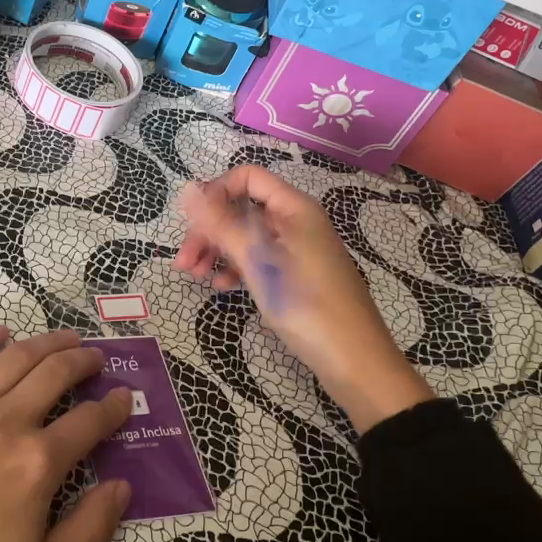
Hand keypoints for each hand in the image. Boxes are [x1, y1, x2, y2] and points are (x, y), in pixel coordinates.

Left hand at [0, 327, 134, 541]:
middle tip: (96, 355)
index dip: (112, 408)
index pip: (89, 423)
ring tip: (64, 336)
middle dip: (82, 361)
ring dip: (44, 342)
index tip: (124, 397)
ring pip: (13, 359)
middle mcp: (5, 424)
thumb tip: (122, 487)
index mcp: (37, 466)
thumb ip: (84, 531)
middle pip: (54, 375)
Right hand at [173, 165, 433, 432]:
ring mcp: (298, 249)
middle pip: (243, 208)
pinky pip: (260, 258)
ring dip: (217, 250)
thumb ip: (221, 224)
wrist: (357, 364)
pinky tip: (221, 286)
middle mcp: (297, 221)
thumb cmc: (307, 305)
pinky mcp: (298, 276)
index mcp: (294, 208)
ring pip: (248, 235)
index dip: (216, 192)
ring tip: (193, 275)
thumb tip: (187, 190)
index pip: (247, 177)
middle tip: (183, 260)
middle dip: (209, 228)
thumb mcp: (258, 262)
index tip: (193, 222)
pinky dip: (237, 267)